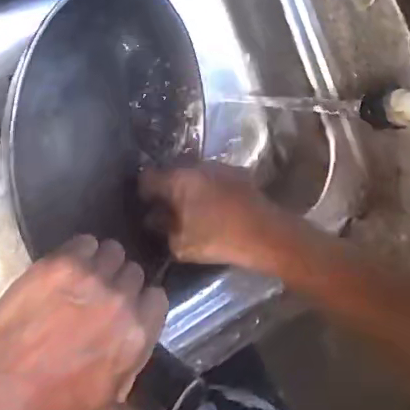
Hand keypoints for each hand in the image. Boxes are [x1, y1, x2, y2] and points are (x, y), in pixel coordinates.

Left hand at [0, 236, 167, 409]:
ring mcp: (91, 276)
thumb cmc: (53, 404)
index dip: (142, 303)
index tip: (128, 308)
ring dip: (102, 263)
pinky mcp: (62, 262)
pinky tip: (67, 267)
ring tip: (85, 276)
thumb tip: (138, 397)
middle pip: (134, 271)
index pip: (157, 297)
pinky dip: (79, 252)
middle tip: (102, 295)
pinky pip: (84, 242)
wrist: (1, 385)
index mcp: (136, 333)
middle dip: (121, 282)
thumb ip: (129, 395)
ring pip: (112, 251)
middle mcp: (120, 299)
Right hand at [140, 164, 305, 272]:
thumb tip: (154, 218)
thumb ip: (163, 227)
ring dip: (188, 189)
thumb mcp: (181, 244)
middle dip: (166, 190)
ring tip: (191, 211)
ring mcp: (218, 166)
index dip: (142, 192)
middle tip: (166, 212)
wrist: (266, 233)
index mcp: (178, 179)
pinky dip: (207, 190)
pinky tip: (213, 208)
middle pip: (171, 173)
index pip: (147, 177)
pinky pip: (211, 178)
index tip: (145, 207)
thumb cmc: (219, 239)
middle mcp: (196, 165)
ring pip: (193, 175)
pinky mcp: (237, 173)